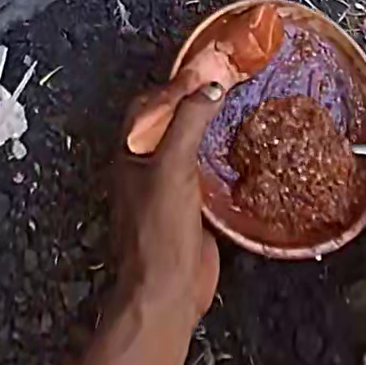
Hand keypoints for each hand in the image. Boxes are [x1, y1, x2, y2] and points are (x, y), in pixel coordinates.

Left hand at [112, 81, 227, 325]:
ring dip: (204, 126)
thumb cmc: (160, 228)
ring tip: (231, 108)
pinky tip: (234, 147)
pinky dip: (215, 152)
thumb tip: (210, 88)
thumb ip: (189, 122)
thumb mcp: (172, 166)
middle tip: (221, 86)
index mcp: (130, 151)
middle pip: (166, 120)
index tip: (205, 73)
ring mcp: (166, 184)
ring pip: (184, 142)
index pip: (149, 104)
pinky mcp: (187, 203)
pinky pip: (200, 168)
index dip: (174, 86)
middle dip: (190, 101)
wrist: (168, 291)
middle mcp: (145, 163)